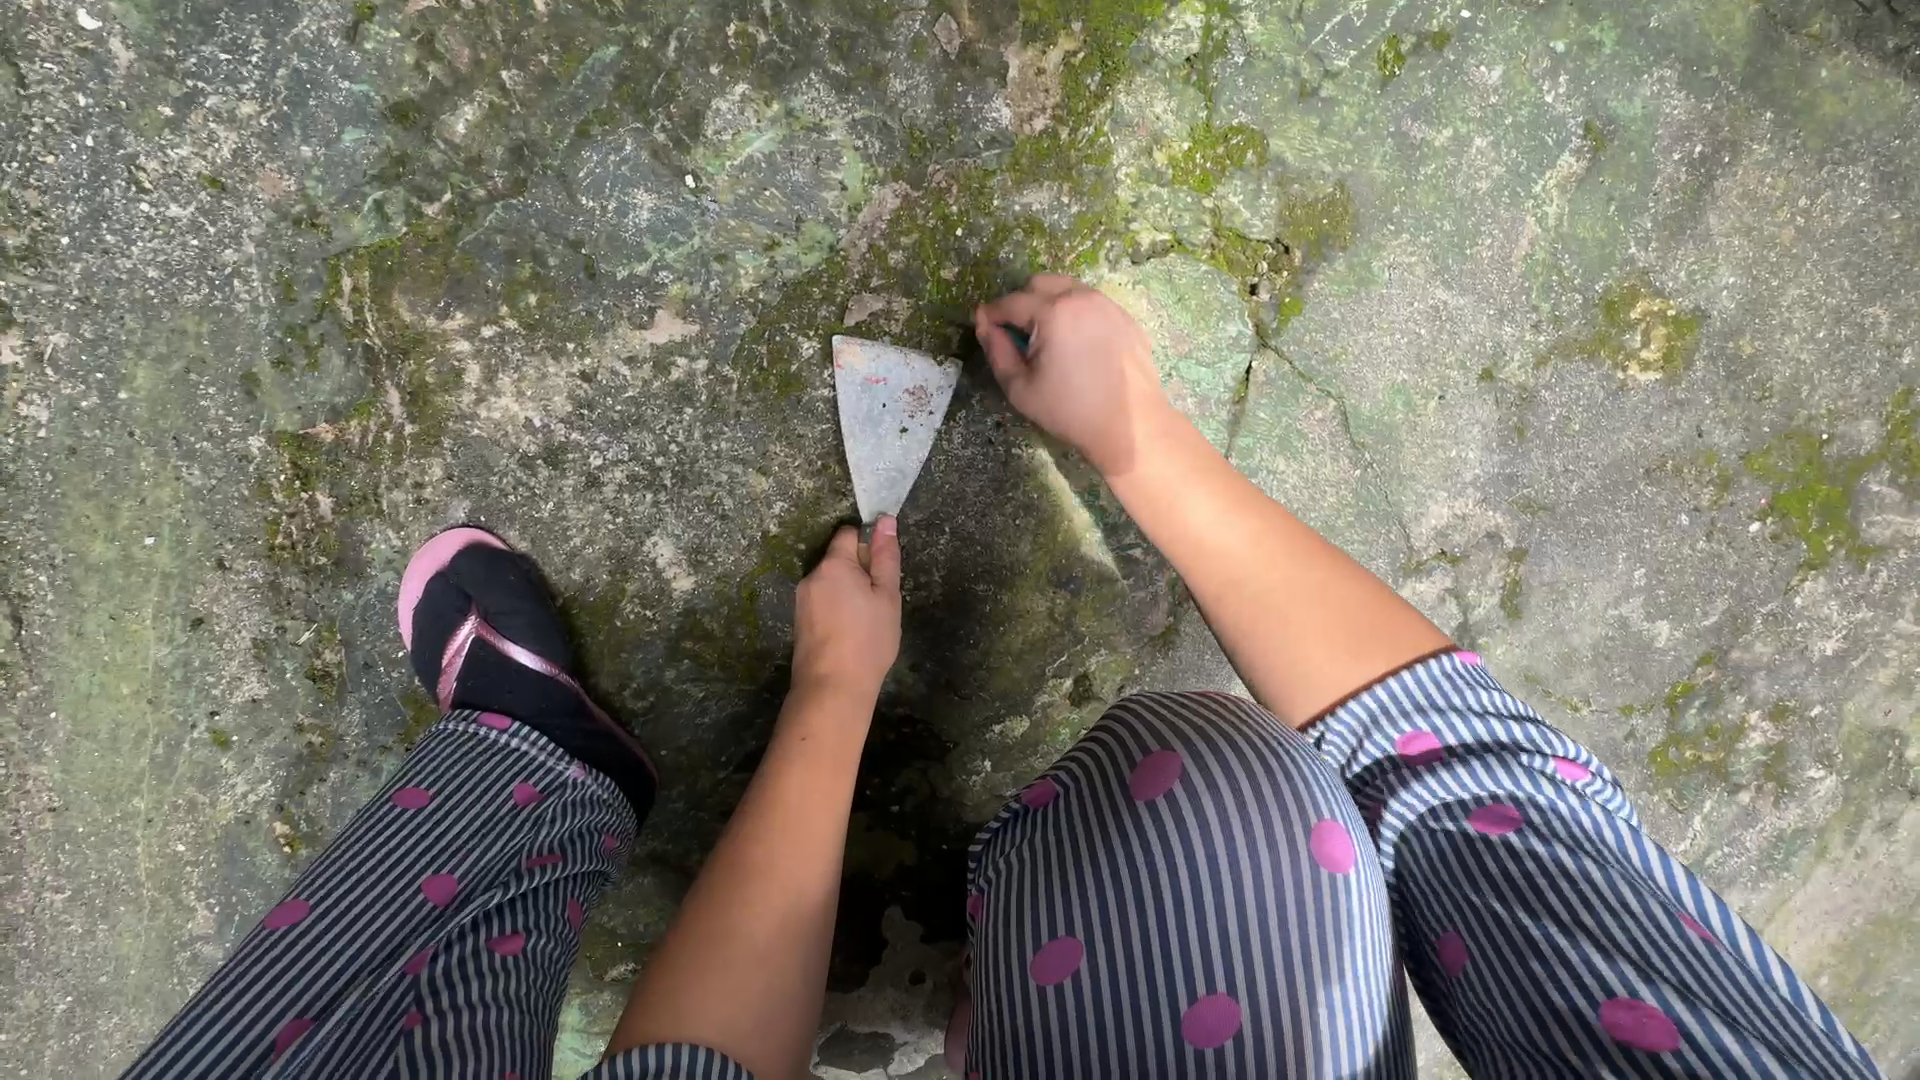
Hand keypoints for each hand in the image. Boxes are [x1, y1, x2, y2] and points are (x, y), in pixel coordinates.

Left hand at [790, 517, 901, 700]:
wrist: (832, 687)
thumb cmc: (868, 640)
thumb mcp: (887, 596)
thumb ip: (886, 556)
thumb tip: (886, 520)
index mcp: (834, 564)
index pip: (849, 534)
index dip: (869, 545)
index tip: (882, 571)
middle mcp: (812, 576)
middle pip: (839, 559)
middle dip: (860, 572)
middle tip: (879, 602)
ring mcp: (802, 599)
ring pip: (832, 583)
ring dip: (849, 592)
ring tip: (866, 621)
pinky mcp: (799, 620)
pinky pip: (823, 601)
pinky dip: (837, 608)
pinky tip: (849, 633)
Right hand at [974, 274, 1175, 475]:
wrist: (1130, 426)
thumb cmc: (1069, 411)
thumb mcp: (1021, 388)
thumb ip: (997, 351)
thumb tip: (984, 325)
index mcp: (1053, 312)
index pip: (1011, 302)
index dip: (992, 314)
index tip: (984, 327)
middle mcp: (1082, 297)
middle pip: (1040, 284)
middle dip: (1021, 302)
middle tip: (1018, 334)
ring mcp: (1107, 305)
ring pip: (1068, 289)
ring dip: (1050, 304)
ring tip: (1048, 340)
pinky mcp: (1125, 318)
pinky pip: (1091, 304)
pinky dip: (1075, 314)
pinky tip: (1077, 347)